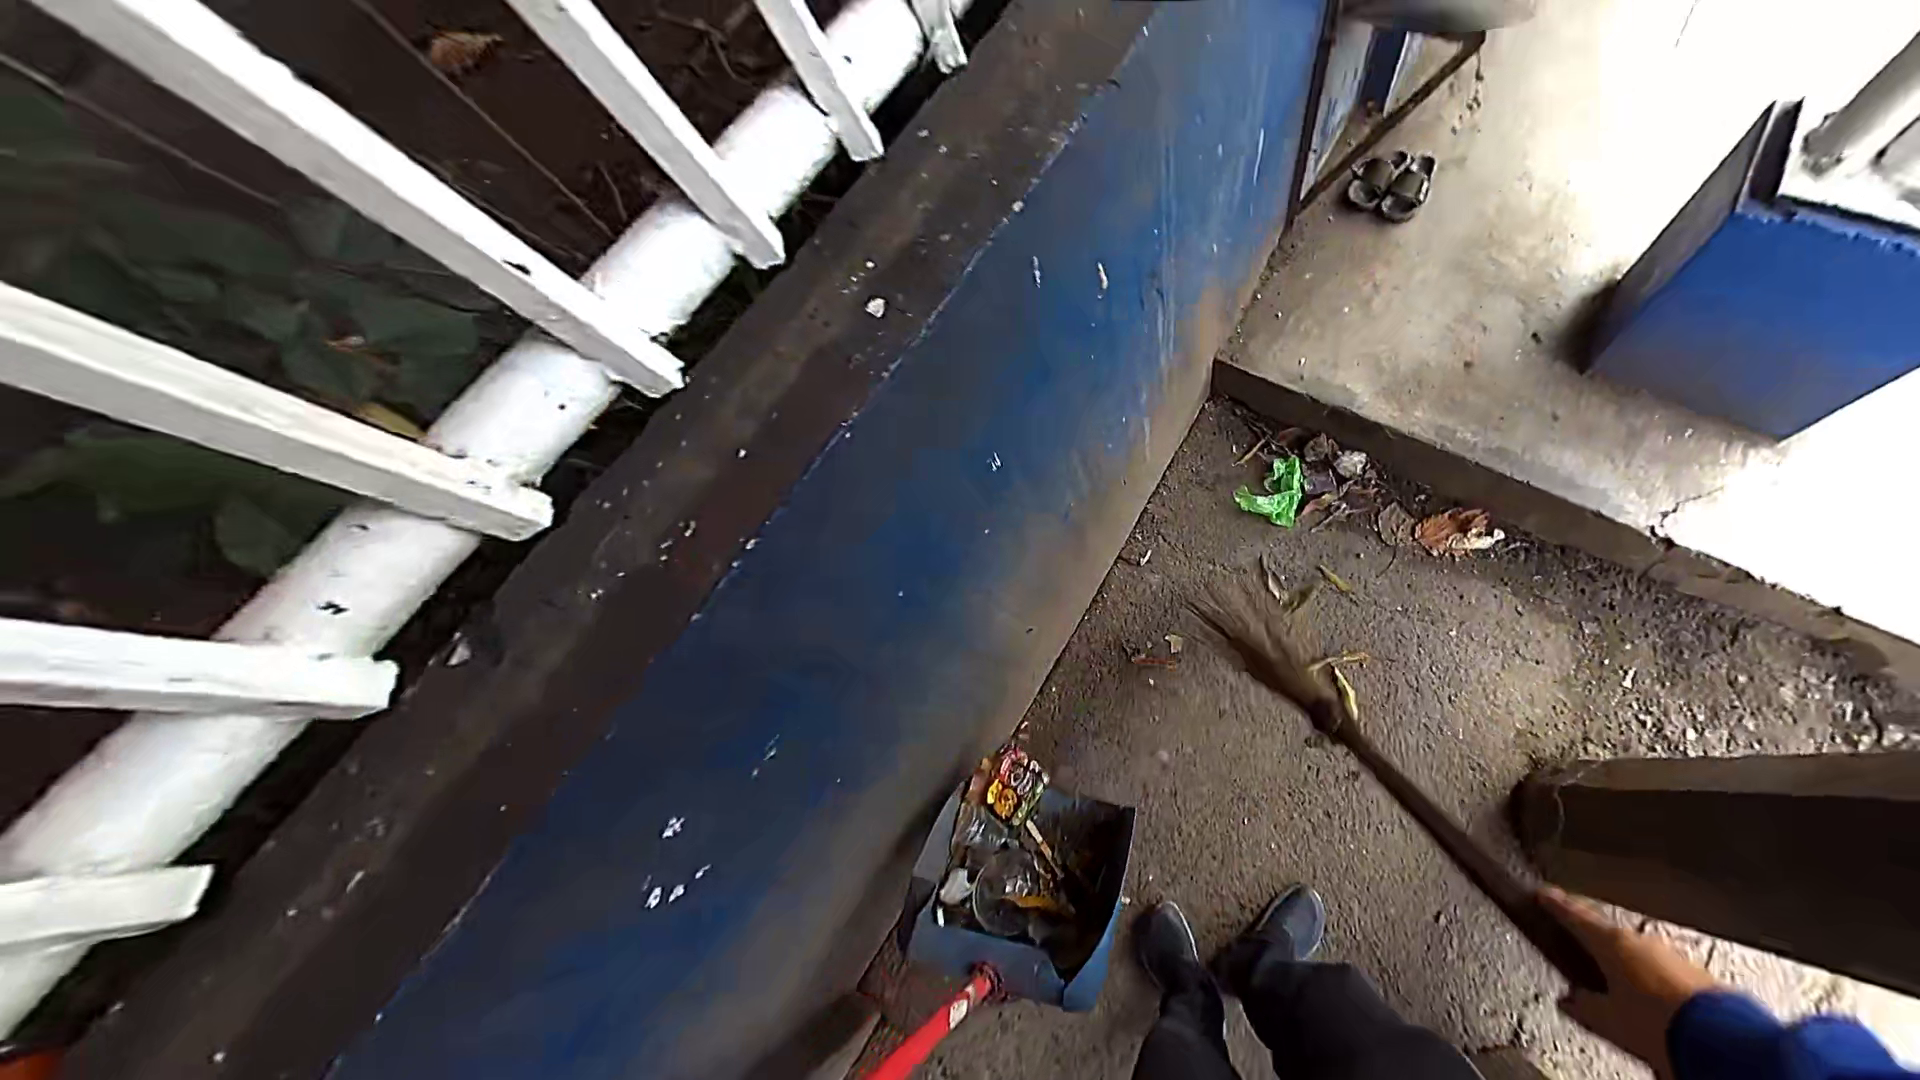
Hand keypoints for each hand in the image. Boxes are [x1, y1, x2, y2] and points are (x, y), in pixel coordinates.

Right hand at [1537, 887, 1723, 1077]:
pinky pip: (1672, 977)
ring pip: (1642, 957)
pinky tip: (1662, 1010)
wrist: (1735, 1052)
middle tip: (1582, 952)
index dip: (1553, 902)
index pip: (1572, 913)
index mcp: (1609, 940)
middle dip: (1596, 943)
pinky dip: (1660, 987)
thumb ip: (1581, 1005)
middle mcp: (1643, 942)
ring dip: (1631, 969)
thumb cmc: (1666, 1027)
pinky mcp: (1708, 982)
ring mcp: (1678, 960)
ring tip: (1627, 996)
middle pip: (1609, 936)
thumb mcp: (1607, 1021)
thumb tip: (1570, 1000)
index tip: (1543, 894)